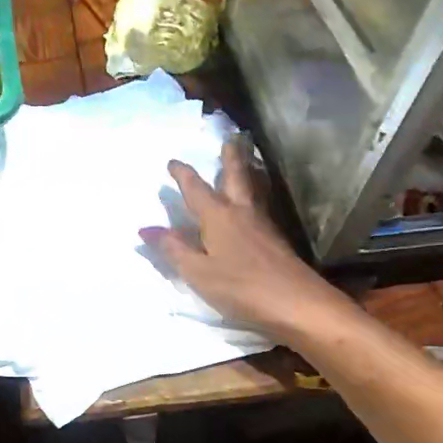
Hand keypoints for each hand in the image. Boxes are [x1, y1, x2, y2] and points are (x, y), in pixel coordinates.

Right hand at [140, 136, 358, 342]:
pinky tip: (251, 203)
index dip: (183, 176)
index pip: (196, 190)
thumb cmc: (240, 287)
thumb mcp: (197, 272)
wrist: (297, 304)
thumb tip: (145, 228)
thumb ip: (172, 249)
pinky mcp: (275, 240)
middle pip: (235, 178)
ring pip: (251, 189)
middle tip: (231, 138)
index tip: (172, 161)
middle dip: (230, 158)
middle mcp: (241, 213)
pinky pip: (259, 206)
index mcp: (218, 218)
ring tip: (245, 160)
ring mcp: (262, 226)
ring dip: (245, 172)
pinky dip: (253, 194)